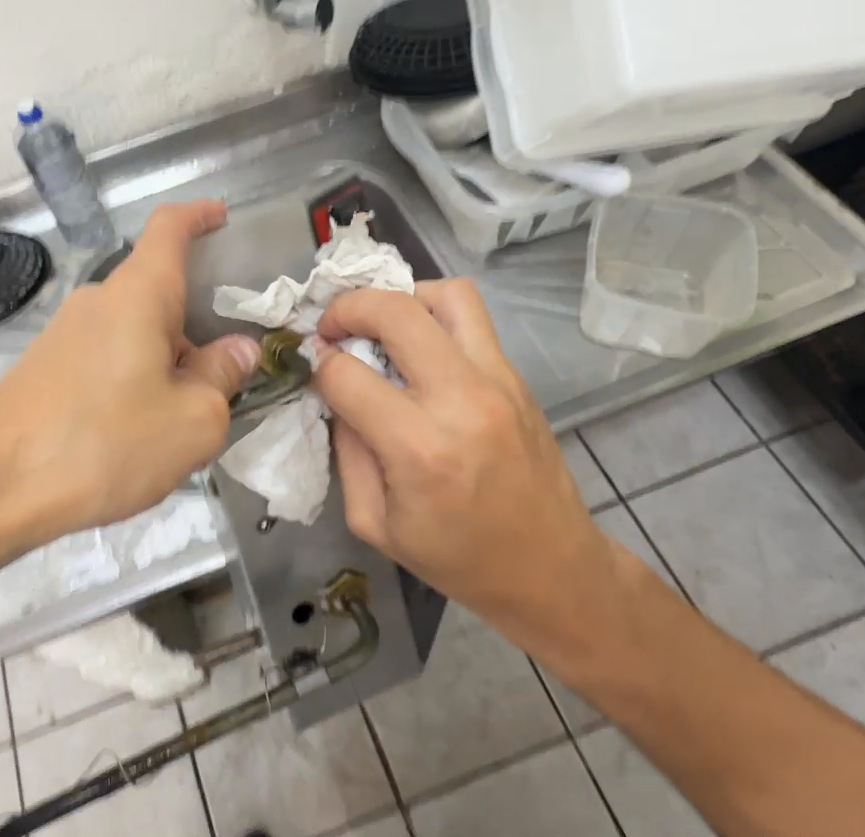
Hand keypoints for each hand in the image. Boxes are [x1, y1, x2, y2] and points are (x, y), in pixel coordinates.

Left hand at [0, 201, 259, 541]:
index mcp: (138, 295)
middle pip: (158, 294)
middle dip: (195, 327)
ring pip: (133, 332)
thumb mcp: (192, 420)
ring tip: (181, 420)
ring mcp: (65, 333)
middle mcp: (98, 300)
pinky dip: (133, 380)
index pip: (169, 228)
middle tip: (224, 378)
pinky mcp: (45, 366)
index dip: (200, 215)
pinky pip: (106, 358)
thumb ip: (223, 377)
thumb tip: (238, 350)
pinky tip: (136, 433)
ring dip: (164, 362)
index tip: (223, 219)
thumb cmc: (105, 443)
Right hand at [314, 280, 614, 625]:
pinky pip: (473, 320)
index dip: (319, 365)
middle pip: (396, 311)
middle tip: (333, 328)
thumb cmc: (457, 559)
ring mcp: (498, 381)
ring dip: (403, 297)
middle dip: (349, 307)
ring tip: (384, 326)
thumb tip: (336, 391)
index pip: (347, 374)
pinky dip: (435, 318)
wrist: (550, 569)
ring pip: (448, 294)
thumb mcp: (374, 522)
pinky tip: (419, 349)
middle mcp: (461, 400)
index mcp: (419, 448)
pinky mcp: (517, 378)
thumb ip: (348, 449)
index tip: (314, 369)